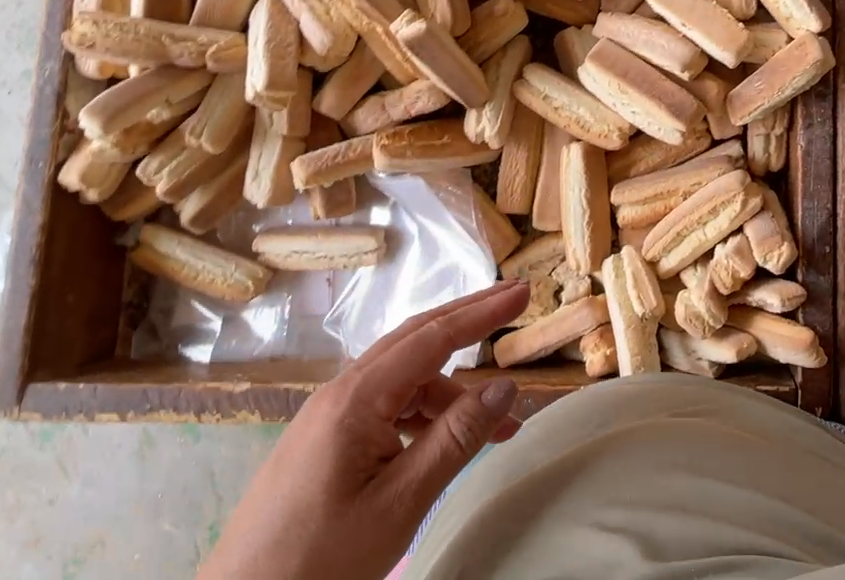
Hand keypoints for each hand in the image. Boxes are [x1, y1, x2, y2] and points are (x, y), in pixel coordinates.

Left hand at [199, 280, 531, 579]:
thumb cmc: (321, 560)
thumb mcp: (401, 502)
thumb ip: (455, 439)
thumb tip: (505, 386)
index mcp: (357, 398)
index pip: (433, 337)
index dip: (483, 312)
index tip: (524, 292)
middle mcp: (340, 393)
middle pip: (415, 340)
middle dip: (468, 319)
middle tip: (516, 301)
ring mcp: (328, 417)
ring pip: (403, 379)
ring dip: (453, 389)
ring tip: (500, 424)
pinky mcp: (323, 442)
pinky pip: (385, 406)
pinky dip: (425, 412)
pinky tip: (445, 439)